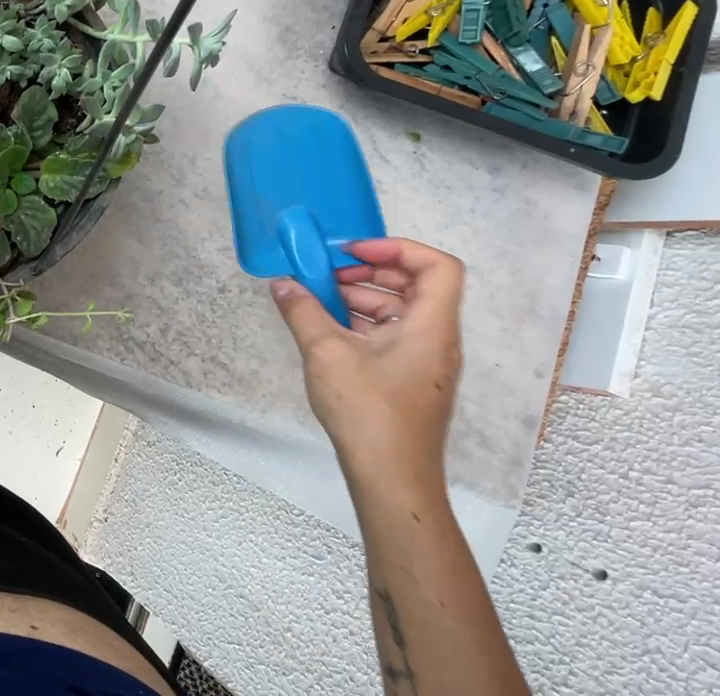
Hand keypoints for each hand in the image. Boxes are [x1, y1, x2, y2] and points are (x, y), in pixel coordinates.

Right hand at [269, 238, 464, 494]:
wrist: (391, 472)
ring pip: (400, 309)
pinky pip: (391, 332)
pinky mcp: (409, 375)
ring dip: (360, 296)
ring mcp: (425, 358)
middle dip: (371, 270)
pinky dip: (361, 320)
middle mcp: (437, 337)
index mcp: (431, 326)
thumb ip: (302, 311)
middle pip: (418, 284)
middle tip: (327, 272)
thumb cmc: (367, 408)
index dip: (397, 248)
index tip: (351, 252)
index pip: (438, 266)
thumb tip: (283, 284)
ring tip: (316, 299)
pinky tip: (325, 328)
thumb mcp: (325, 352)